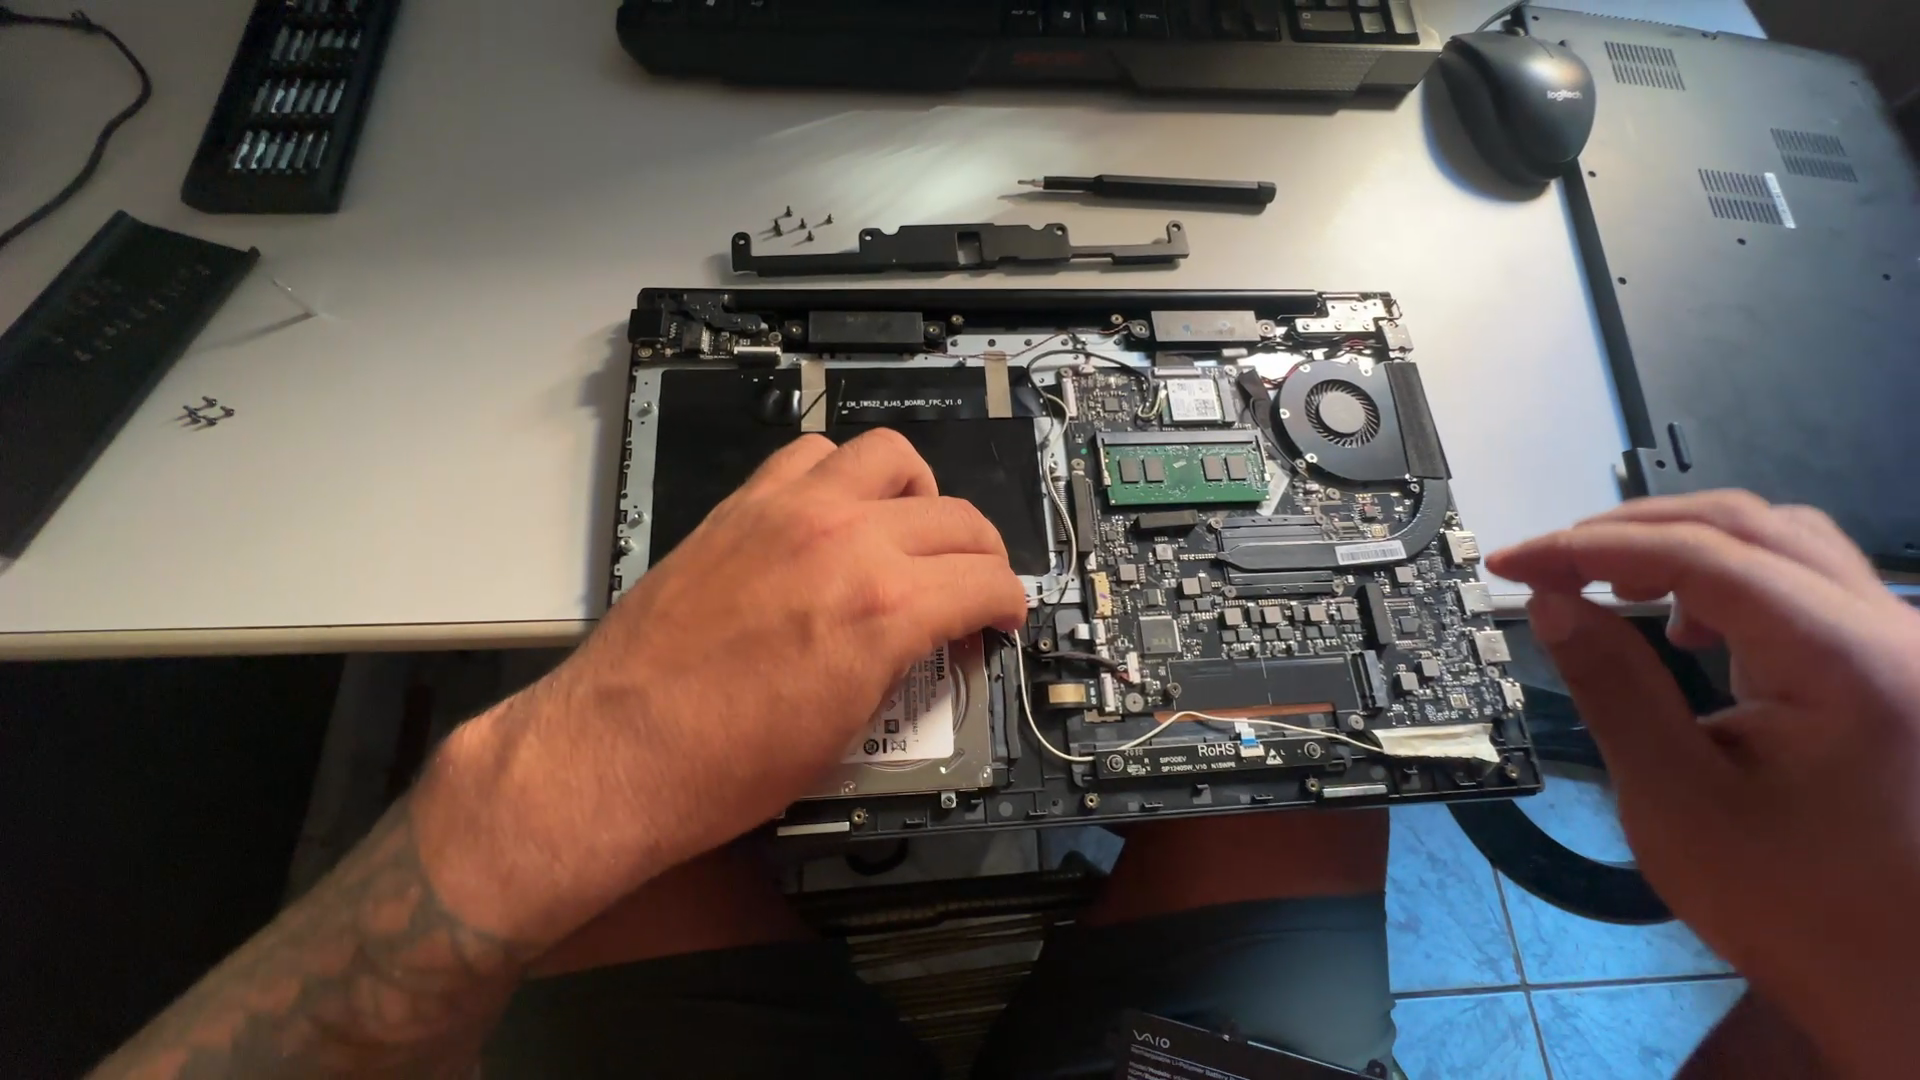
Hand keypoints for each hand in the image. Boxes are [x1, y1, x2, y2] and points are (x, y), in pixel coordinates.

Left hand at [414, 429, 1027, 947]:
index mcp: (885, 608)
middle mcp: (847, 541)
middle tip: (972, 588)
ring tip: (911, 532)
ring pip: (892, 457)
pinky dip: (842, 476)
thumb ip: (905, 662)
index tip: (1000, 620)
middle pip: (958, 518)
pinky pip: (812, 456)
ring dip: (920, 494)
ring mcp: (792, 511)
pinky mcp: (743, 506)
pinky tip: (837, 514)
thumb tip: (928, 638)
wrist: (615, 755)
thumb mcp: (851, 730)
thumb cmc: (726, 766)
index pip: (988, 581)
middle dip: (982, 556)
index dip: (1009, 605)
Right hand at [1488, 491, 1919, 1075]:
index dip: (1585, 548)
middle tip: (1544, 565)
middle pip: (1748, 524)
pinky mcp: (1898, 669)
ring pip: (1782, 540)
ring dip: (1677, 546)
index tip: (1507, 565)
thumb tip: (1549, 599)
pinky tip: (1682, 626)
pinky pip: (1806, 581)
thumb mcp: (1672, 794)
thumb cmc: (1790, 904)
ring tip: (1605, 585)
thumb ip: (1610, 683)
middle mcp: (1898, 635)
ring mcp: (1908, 649)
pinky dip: (1722, 578)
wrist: (1915, 991)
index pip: (1699, 558)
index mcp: (1850, 666)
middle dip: (1627, 531)